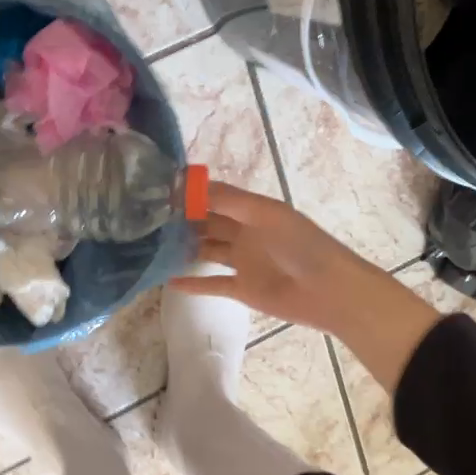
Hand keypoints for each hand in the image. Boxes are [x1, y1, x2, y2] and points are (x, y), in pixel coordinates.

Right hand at [172, 183, 441, 391]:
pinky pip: (212, 284)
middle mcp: (245, 233)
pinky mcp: (242, 289)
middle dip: (181, 219)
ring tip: (151, 246)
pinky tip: (168, 280)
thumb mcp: (266, 215)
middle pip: (207, 223)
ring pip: (206, 251)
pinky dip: (193, 282)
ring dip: (183, 248)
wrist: (329, 291)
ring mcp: (243, 261)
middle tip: (146, 218)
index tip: (158, 188)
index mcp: (253, 210)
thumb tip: (189, 184)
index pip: (215, 196)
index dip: (190, 192)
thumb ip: (229, 200)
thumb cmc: (301, 246)